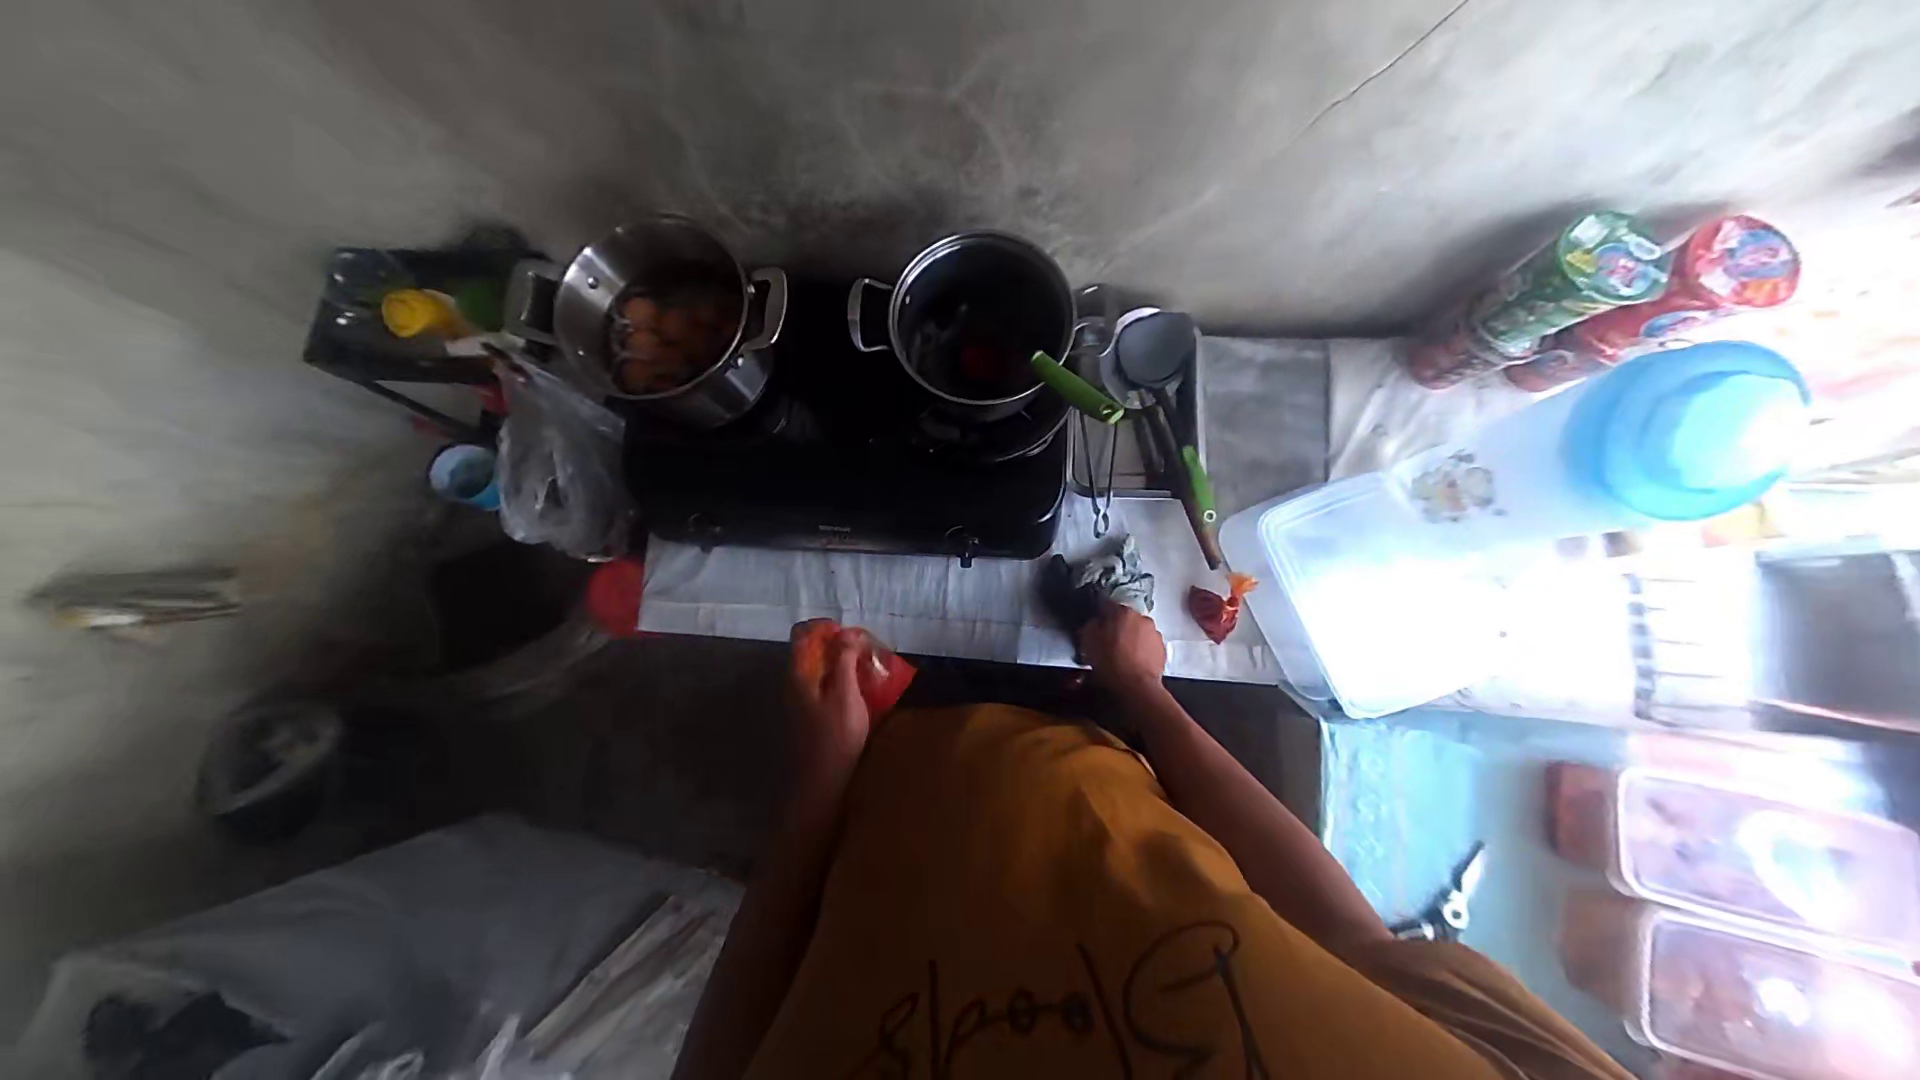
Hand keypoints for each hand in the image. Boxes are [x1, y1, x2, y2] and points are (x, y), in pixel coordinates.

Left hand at [788, 619, 871, 790]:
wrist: (822, 782)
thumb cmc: (836, 736)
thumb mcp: (845, 693)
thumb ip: (844, 660)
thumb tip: (846, 632)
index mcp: (798, 673)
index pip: (803, 632)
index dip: (826, 626)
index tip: (851, 634)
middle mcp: (794, 681)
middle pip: (811, 648)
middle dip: (839, 643)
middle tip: (866, 651)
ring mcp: (800, 698)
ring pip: (819, 666)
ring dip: (842, 661)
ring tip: (869, 668)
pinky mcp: (810, 712)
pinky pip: (824, 683)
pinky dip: (841, 678)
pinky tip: (861, 690)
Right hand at [1077, 603, 1166, 694]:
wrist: (1136, 686)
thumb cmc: (1110, 662)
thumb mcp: (1088, 642)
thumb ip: (1091, 625)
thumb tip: (1095, 622)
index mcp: (1122, 612)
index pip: (1108, 605)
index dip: (1100, 616)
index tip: (1096, 626)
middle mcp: (1141, 618)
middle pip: (1126, 618)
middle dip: (1118, 627)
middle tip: (1109, 642)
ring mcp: (1154, 633)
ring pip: (1139, 630)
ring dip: (1131, 637)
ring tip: (1123, 654)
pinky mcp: (1162, 648)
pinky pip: (1149, 644)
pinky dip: (1142, 649)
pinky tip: (1134, 661)